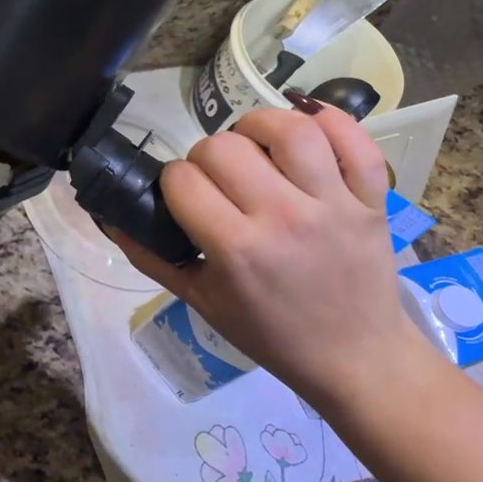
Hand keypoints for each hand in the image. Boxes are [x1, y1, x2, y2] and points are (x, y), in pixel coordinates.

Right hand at [111, 102, 436, 411]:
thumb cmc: (271, 334)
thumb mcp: (201, 302)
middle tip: (216, 178)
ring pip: (288, 129)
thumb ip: (152, 257)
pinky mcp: (371, 199)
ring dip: (258, 126)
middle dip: (205, 155)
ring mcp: (333, 205)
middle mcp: (283, 218)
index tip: (182, 197)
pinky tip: (306, 130)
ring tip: (253, 144)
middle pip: (223, 147)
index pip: (182, 179)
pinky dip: (330, 121)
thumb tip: (111, 218)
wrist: (356, 360)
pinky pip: (355, 140)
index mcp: (237, 249)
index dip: (173, 181)